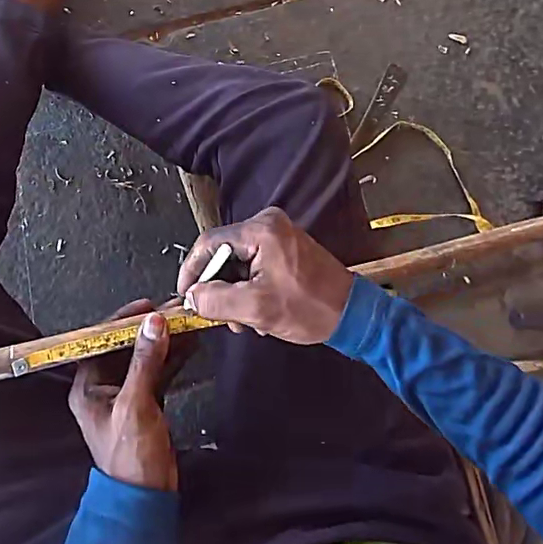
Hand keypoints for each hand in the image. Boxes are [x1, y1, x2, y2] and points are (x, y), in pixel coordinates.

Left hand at [68, 301, 178, 491]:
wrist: (146, 501)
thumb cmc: (130, 458)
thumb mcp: (135, 406)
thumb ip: (144, 363)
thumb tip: (153, 323)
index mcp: (87, 386)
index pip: (101, 341)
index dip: (123, 320)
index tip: (147, 306)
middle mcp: (101, 387)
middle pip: (124, 347)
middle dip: (147, 329)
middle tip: (171, 311)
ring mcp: (123, 396)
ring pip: (142, 359)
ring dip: (162, 342)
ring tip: (184, 323)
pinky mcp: (143, 405)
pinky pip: (155, 373)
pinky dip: (170, 359)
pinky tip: (187, 346)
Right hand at [178, 207, 355, 344]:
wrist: (356, 316)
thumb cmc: (311, 309)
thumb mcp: (257, 308)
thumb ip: (216, 300)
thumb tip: (191, 297)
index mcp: (261, 230)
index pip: (209, 243)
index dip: (192, 271)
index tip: (186, 295)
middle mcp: (267, 223)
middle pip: (222, 253)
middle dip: (218, 287)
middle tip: (220, 315)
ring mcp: (278, 233)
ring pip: (236, 262)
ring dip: (234, 292)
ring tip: (243, 320)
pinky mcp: (284, 246)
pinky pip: (252, 263)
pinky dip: (248, 287)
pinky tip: (257, 311)